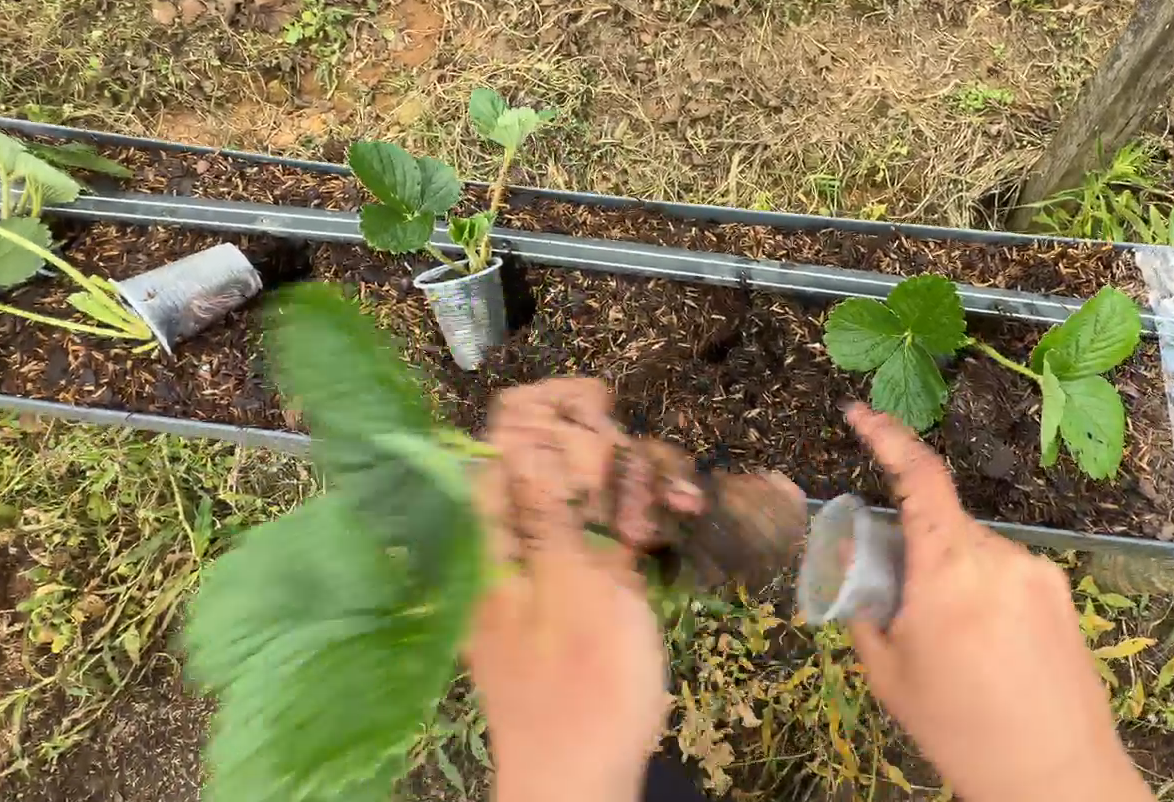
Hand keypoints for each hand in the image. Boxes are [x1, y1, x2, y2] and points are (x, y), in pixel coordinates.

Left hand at [465, 380, 671, 801]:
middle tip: (648, 491)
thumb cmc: (583, 688)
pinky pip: (610, 521)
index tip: (606, 410)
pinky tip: (679, 518)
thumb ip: (546, 511)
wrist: (587, 781)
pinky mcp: (587, 574)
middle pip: (557, 452)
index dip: (551, 409)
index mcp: (494, 534)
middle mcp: (519, 533)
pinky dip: (643, 515)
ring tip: (678, 508)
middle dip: (612, 451)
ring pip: (593, 482)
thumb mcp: (571, 591)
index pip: (503, 437)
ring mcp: (556, 553)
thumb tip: (522, 435)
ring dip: (639, 483)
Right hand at [843, 403, 1153, 801]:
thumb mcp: (889, 671)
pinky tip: (991, 641)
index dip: (887, 436)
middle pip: (941, 520)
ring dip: (950, 570)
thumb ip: (862, 602)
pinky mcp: (1060, 588)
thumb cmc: (959, 730)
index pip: (919, 479)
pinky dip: (981, 585)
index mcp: (948, 573)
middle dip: (913, 542)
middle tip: (903, 596)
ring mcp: (1035, 570)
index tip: (858, 414)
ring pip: (972, 546)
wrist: (1060, 784)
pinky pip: (1004, 566)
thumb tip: (848, 553)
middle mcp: (996, 556)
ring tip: (955, 637)